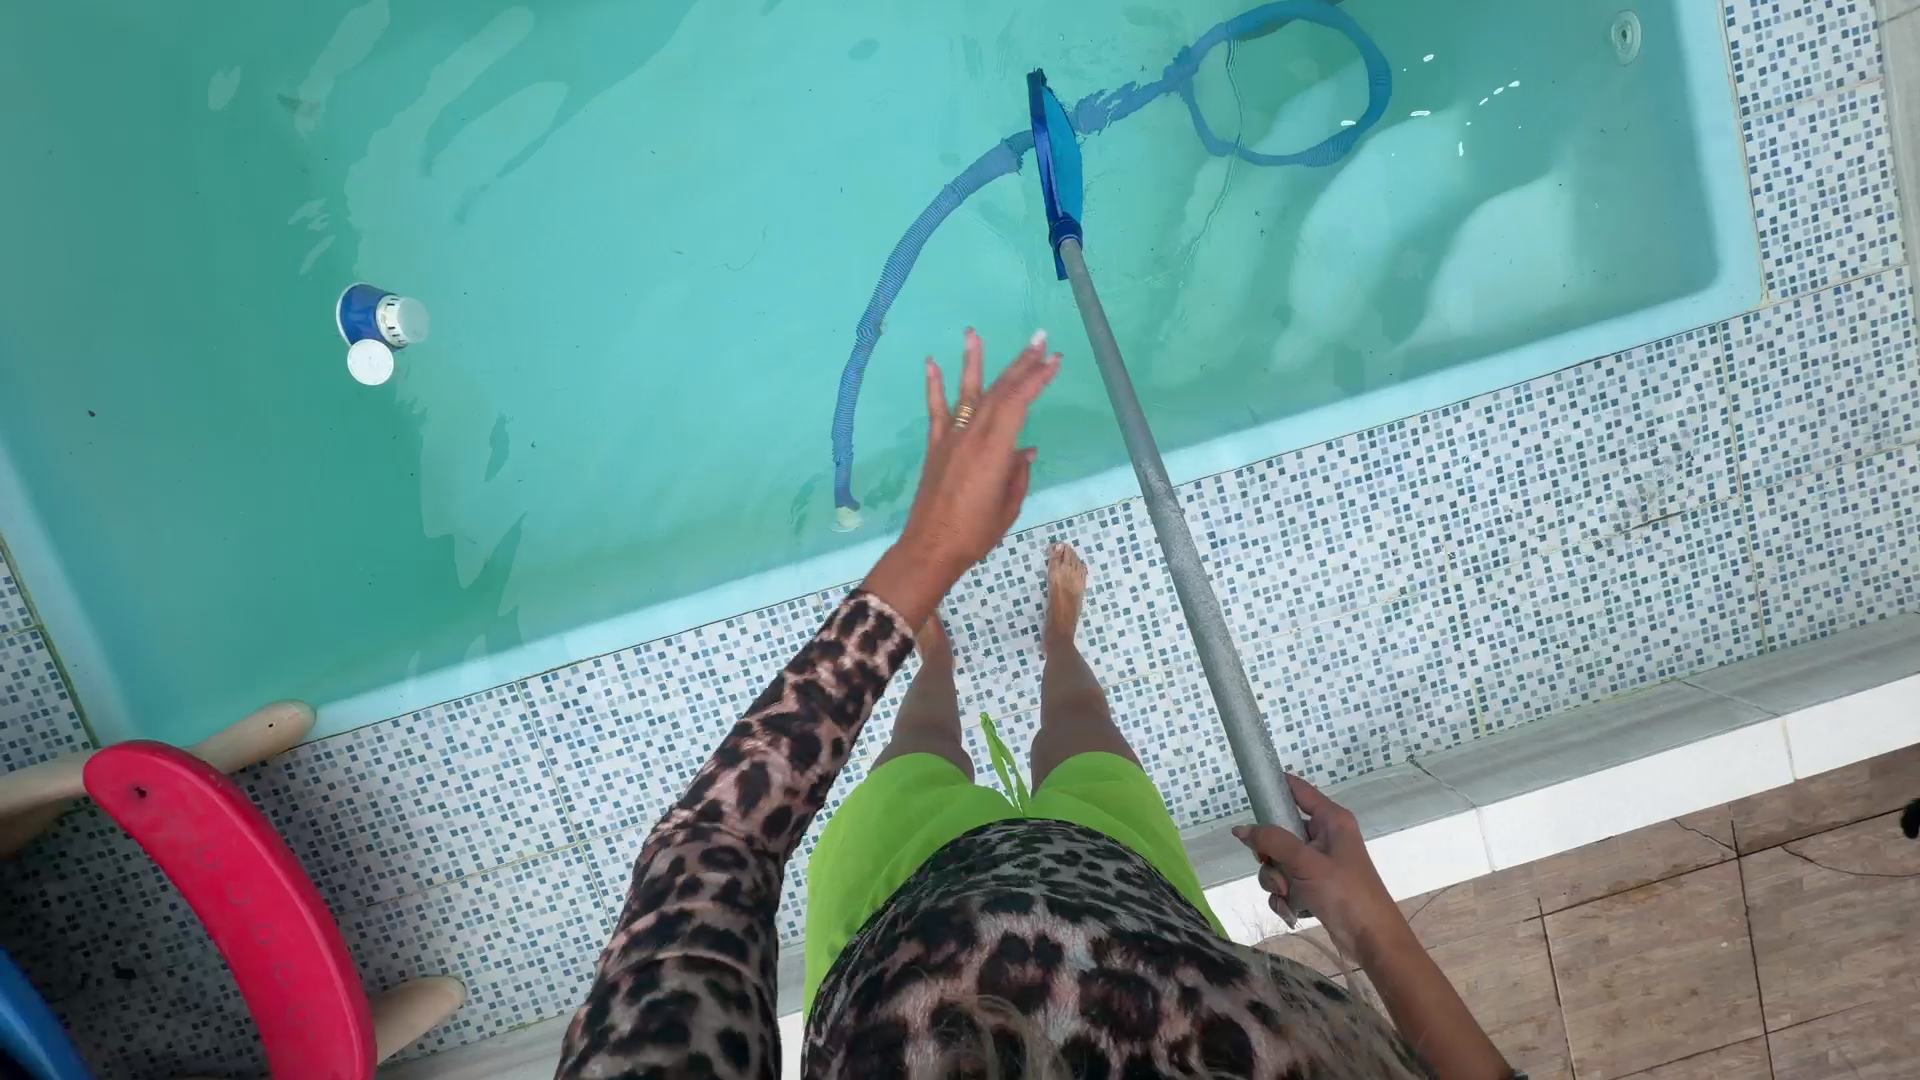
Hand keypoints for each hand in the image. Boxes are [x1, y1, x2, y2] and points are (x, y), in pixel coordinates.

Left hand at [863, 329, 1059, 623]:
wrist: (931, 548)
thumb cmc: (976, 534)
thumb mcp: (1008, 506)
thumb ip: (1018, 473)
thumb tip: (1026, 450)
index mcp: (995, 450)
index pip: (1019, 404)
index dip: (1037, 379)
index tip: (1054, 360)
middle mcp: (972, 436)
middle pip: (999, 392)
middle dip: (1020, 364)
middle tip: (1039, 339)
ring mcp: (950, 439)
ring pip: (968, 394)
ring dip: (973, 362)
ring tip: (974, 333)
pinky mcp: (935, 448)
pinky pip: (936, 412)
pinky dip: (934, 387)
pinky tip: (932, 364)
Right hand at [1233, 774, 1409, 965]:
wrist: (1373, 943)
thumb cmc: (1345, 893)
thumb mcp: (1305, 862)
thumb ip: (1271, 841)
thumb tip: (1240, 830)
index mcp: (1331, 820)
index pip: (1297, 789)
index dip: (1273, 787)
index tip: (1248, 793)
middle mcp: (1324, 837)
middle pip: (1279, 829)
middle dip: (1269, 853)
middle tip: (1270, 864)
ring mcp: (1318, 863)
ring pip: (1277, 859)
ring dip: (1274, 878)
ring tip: (1286, 894)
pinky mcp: (1314, 886)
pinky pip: (1284, 881)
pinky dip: (1283, 895)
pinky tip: (1291, 909)